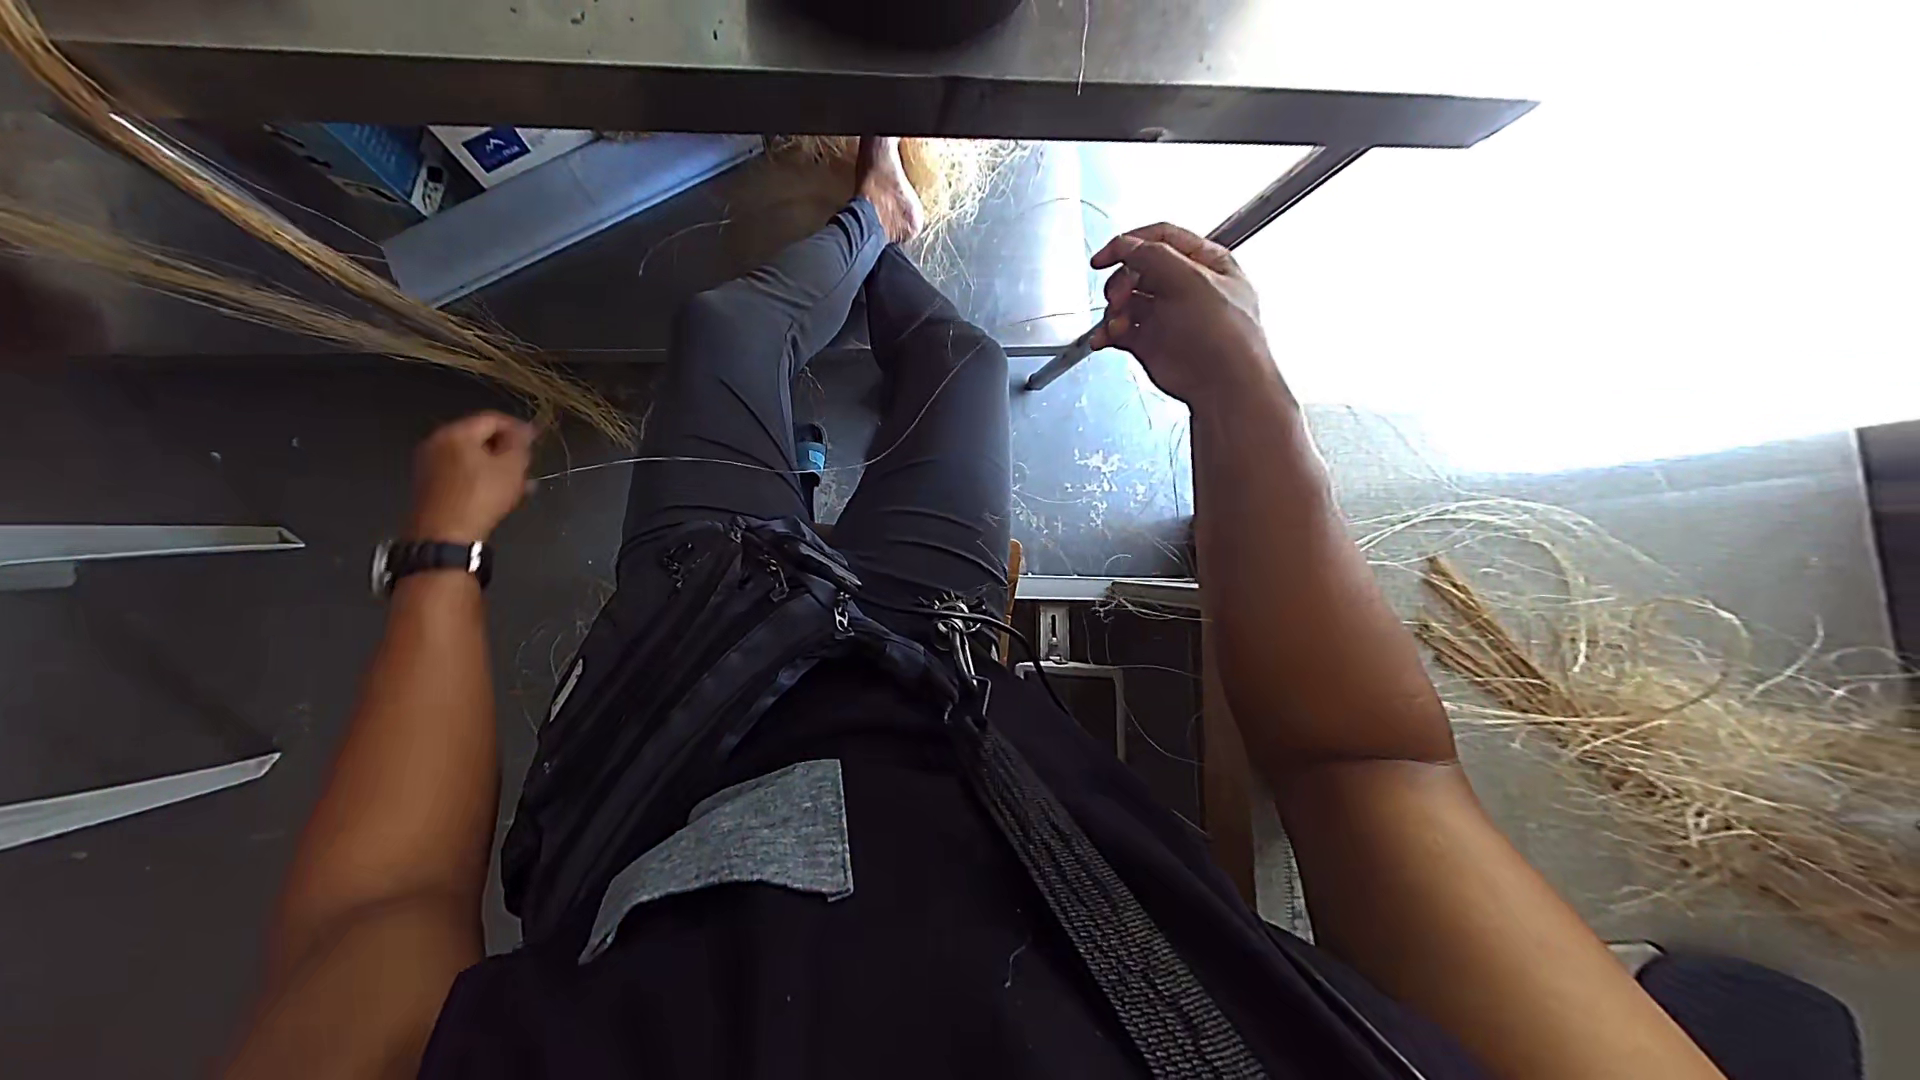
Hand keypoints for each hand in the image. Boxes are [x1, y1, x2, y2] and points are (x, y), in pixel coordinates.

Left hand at [405, 412, 535, 542]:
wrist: (445, 534)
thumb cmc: (482, 496)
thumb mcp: (512, 467)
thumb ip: (519, 443)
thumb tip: (524, 429)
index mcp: (456, 433)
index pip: (492, 418)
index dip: (518, 427)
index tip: (537, 440)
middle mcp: (437, 442)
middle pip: (479, 436)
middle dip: (506, 448)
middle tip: (527, 463)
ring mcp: (429, 463)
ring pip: (470, 455)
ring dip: (496, 464)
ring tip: (517, 480)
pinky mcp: (429, 483)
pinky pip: (461, 470)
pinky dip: (481, 475)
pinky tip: (497, 491)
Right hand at [1089, 223, 1281, 406]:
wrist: (1223, 385)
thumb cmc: (1225, 336)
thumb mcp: (1192, 281)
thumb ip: (1154, 257)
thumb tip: (1126, 246)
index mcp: (1202, 263)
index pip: (1159, 239)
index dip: (1128, 244)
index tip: (1103, 258)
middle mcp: (1183, 286)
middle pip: (1137, 271)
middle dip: (1120, 283)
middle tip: (1117, 298)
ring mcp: (1165, 315)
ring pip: (1125, 302)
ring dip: (1114, 311)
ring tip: (1118, 325)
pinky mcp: (1149, 342)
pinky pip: (1119, 330)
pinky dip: (1107, 333)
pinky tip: (1103, 338)